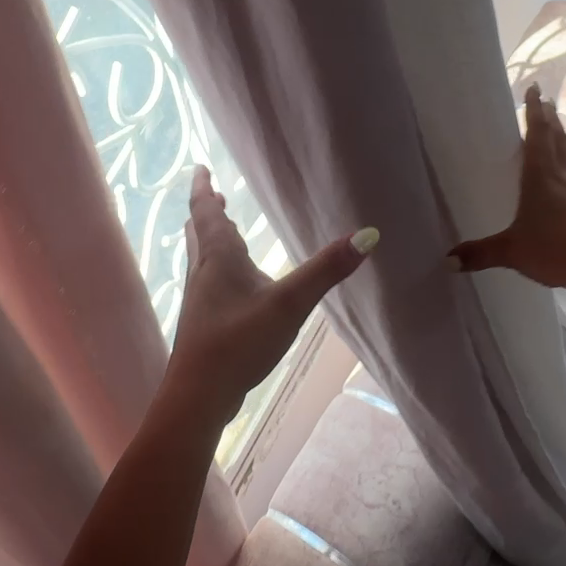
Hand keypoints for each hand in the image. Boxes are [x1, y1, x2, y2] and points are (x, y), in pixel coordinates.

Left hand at [166, 166, 373, 420]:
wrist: (198, 397)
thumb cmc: (239, 342)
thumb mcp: (289, 303)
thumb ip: (327, 270)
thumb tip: (367, 235)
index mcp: (219, 258)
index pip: (206, 212)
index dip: (204, 188)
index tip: (201, 168)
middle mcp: (203, 273)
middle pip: (200, 232)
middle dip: (208, 212)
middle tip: (216, 197)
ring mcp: (199, 301)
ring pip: (200, 259)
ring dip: (209, 240)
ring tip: (223, 233)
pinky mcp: (202, 325)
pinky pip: (207, 283)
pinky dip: (216, 269)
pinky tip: (231, 289)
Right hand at [447, 84, 565, 287]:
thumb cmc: (552, 250)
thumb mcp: (510, 250)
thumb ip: (479, 253)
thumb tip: (447, 261)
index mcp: (540, 176)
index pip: (537, 135)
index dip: (534, 111)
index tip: (534, 89)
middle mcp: (562, 177)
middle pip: (557, 139)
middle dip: (550, 119)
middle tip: (546, 101)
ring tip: (562, 129)